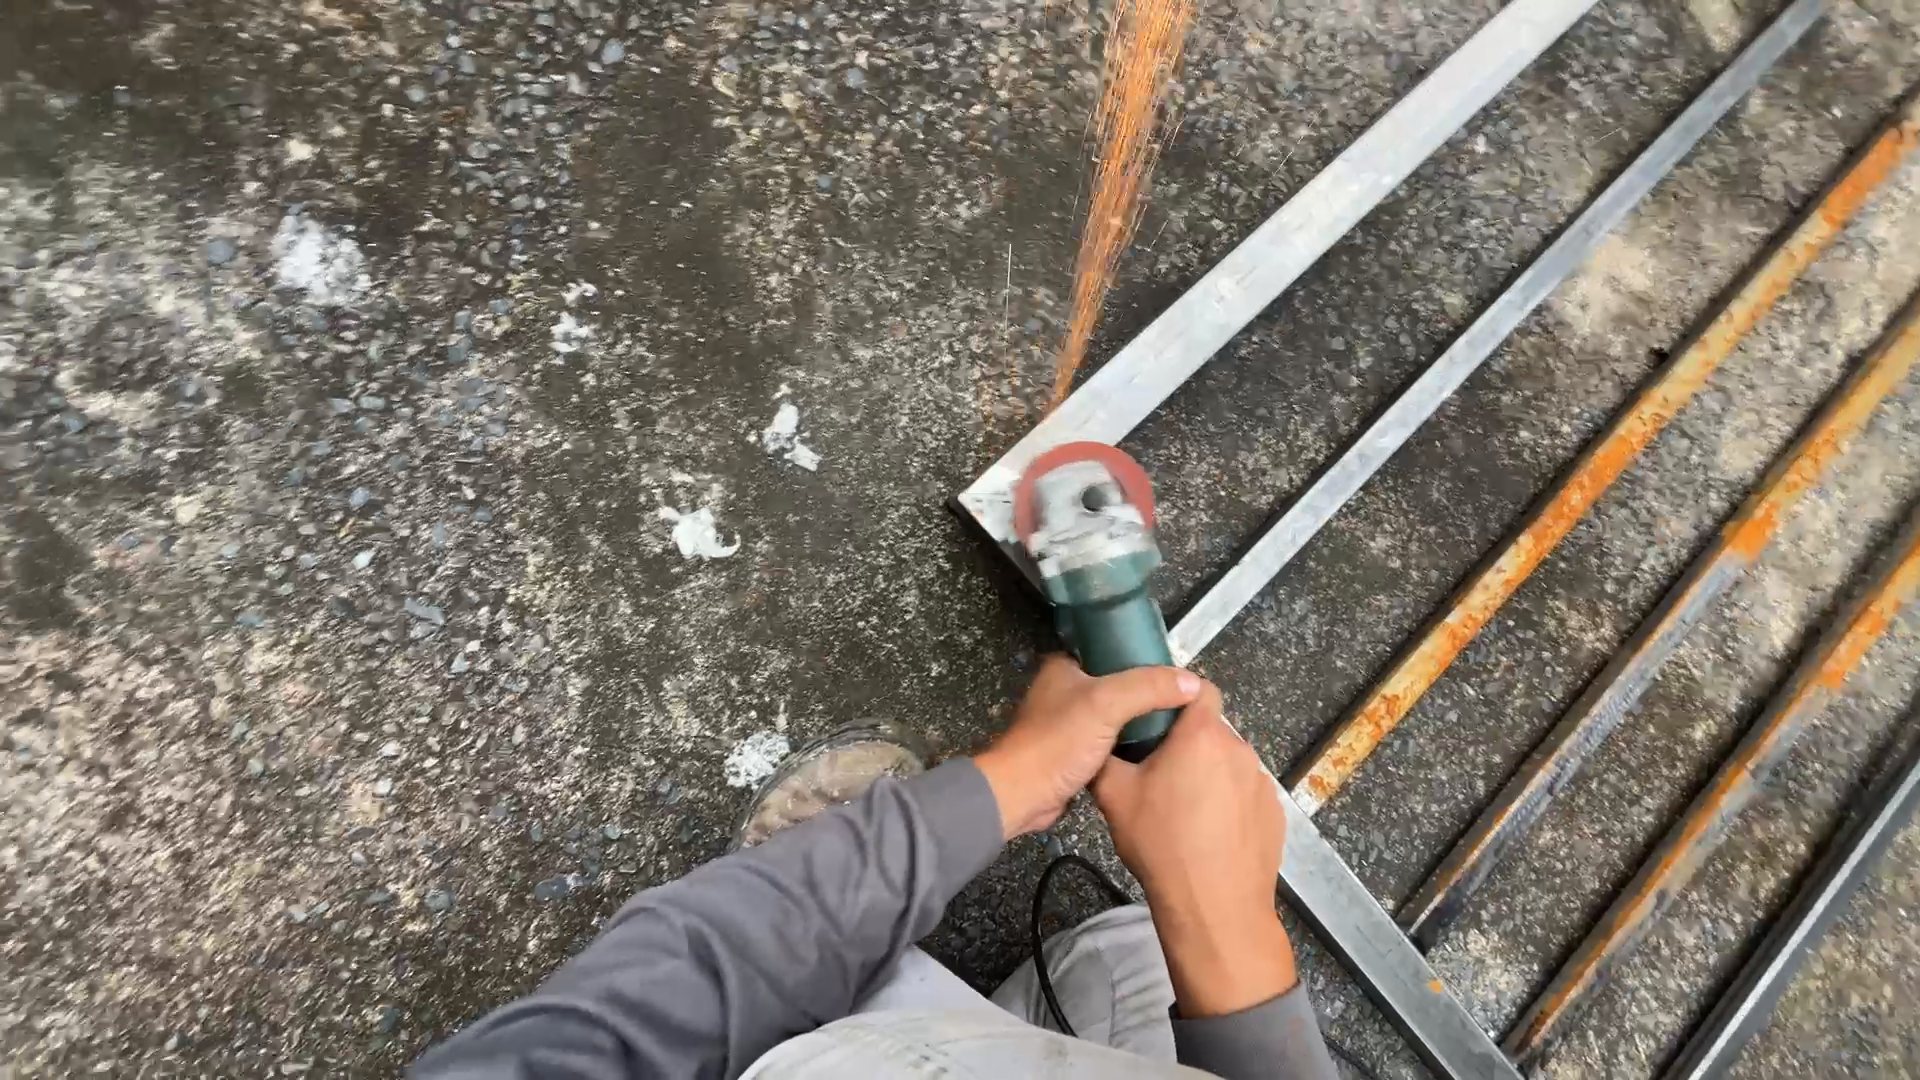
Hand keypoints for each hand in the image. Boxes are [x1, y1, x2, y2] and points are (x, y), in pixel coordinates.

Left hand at [973, 655, 1201, 840]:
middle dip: (1148, 692)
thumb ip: (1147, 687)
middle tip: (1185, 700)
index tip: (1179, 671)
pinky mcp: (1074, 750)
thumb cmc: (1058, 741)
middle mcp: (1065, 688)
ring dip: (1141, 720)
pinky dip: (1131, 743)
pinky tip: (1156, 748)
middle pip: (1119, 683)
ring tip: (1179, 723)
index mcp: (1065, 666)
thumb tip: (1192, 682)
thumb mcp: (1106, 704)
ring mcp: (1069, 721)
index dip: (1145, 656)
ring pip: (1117, 714)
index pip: (1113, 649)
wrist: (1025, 793)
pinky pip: (1112, 739)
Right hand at [1092, 684, 1296, 1016]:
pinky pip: (1245, 791)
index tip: (1157, 714)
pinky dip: (1228, 800)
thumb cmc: (1162, 844)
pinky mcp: (1275, 813)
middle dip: (1186, 740)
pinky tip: (1209, 830)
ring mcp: (1261, 783)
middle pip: (1210, 727)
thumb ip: (1103, 758)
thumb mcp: (1114, 797)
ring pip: (1227, 760)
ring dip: (1208, 770)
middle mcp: (1238, 749)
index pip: (1199, 686)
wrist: (1215, 909)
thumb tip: (1096, 741)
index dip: (1178, 693)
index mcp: (1201, 735)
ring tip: (1183, 805)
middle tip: (1157, 768)